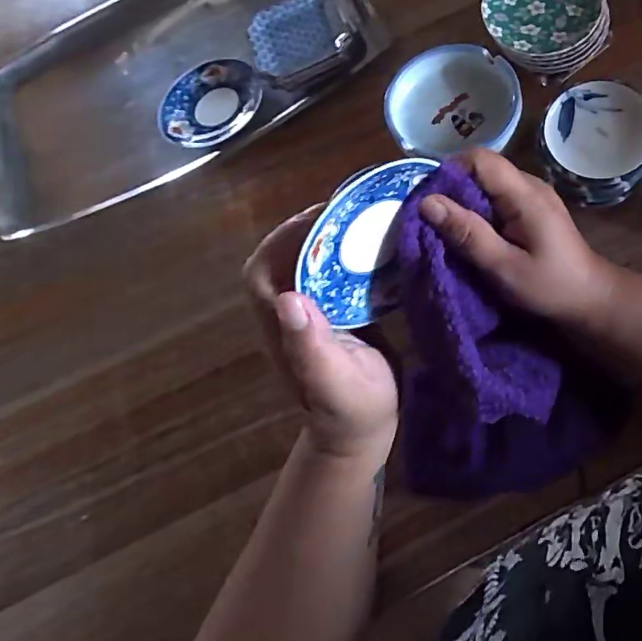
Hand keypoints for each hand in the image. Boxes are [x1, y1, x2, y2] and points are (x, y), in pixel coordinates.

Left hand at [244, 208, 399, 462]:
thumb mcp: (335, 384)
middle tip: (350, 208)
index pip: (264, 268)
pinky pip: (334, 271)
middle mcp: (290, 311)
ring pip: (310, 260)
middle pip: (286, 256)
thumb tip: (288, 299)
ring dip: (332, 236)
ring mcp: (312, 310)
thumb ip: (310, 347)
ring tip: (365, 216)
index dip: (286, 238)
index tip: (322, 216)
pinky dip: (350, 251)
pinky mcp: (335, 311)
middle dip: (312, 227)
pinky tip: (377, 240)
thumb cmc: (353, 412)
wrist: (366, 433)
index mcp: (282, 325)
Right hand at [421, 149, 621, 328]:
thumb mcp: (503, 267)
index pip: (480, 159)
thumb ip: (467, 234)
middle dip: (453, 189)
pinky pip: (499, 197)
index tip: (430, 201)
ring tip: (449, 229)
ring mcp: (534, 195)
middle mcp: (530, 185)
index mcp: (525, 195)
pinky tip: (473, 234)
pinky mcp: (533, 209)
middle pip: (482, 168)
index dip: (450, 173)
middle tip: (433, 220)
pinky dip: (480, 210)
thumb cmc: (550, 287)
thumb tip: (427, 202)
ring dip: (465, 201)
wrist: (592, 299)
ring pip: (488, 183)